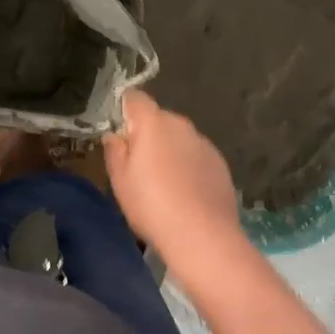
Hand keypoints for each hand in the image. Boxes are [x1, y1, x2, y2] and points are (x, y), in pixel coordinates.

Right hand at [102, 88, 239, 250]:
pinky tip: (188, 195)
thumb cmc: (153, 206)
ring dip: (170, 151)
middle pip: (158, 119)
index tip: (121, 136)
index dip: (125, 111)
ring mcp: (203, 143)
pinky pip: (197, 156)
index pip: (134, 97)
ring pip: (179, 138)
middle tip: (141, 168)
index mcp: (152, 122)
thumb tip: (114, 135)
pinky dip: (190, 166)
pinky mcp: (221, 163)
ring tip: (166, 186)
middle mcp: (180, 124)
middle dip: (148, 135)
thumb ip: (114, 151)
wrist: (204, 238)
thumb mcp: (120, 181)